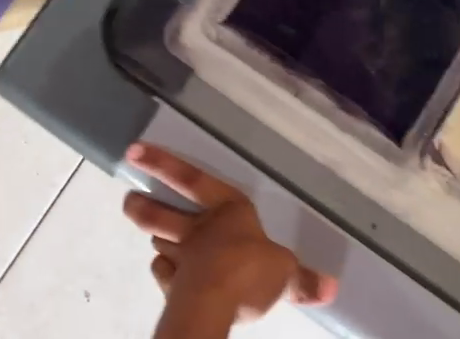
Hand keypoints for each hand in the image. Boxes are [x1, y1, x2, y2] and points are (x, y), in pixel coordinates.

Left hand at [121, 144, 337, 324]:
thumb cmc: (250, 271)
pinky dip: (165, 276)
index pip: (193, 178)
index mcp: (228, 211)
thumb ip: (302, 280)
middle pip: (165, 214)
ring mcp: (182, 261)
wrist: (214, 307)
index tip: (134, 151)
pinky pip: (166, 278)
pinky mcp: (174, 292)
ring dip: (157, 241)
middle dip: (145, 207)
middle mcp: (200, 231)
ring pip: (163, 246)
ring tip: (152, 241)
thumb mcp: (285, 273)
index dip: (164, 162)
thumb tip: (331, 288)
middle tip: (127, 201)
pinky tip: (164, 275)